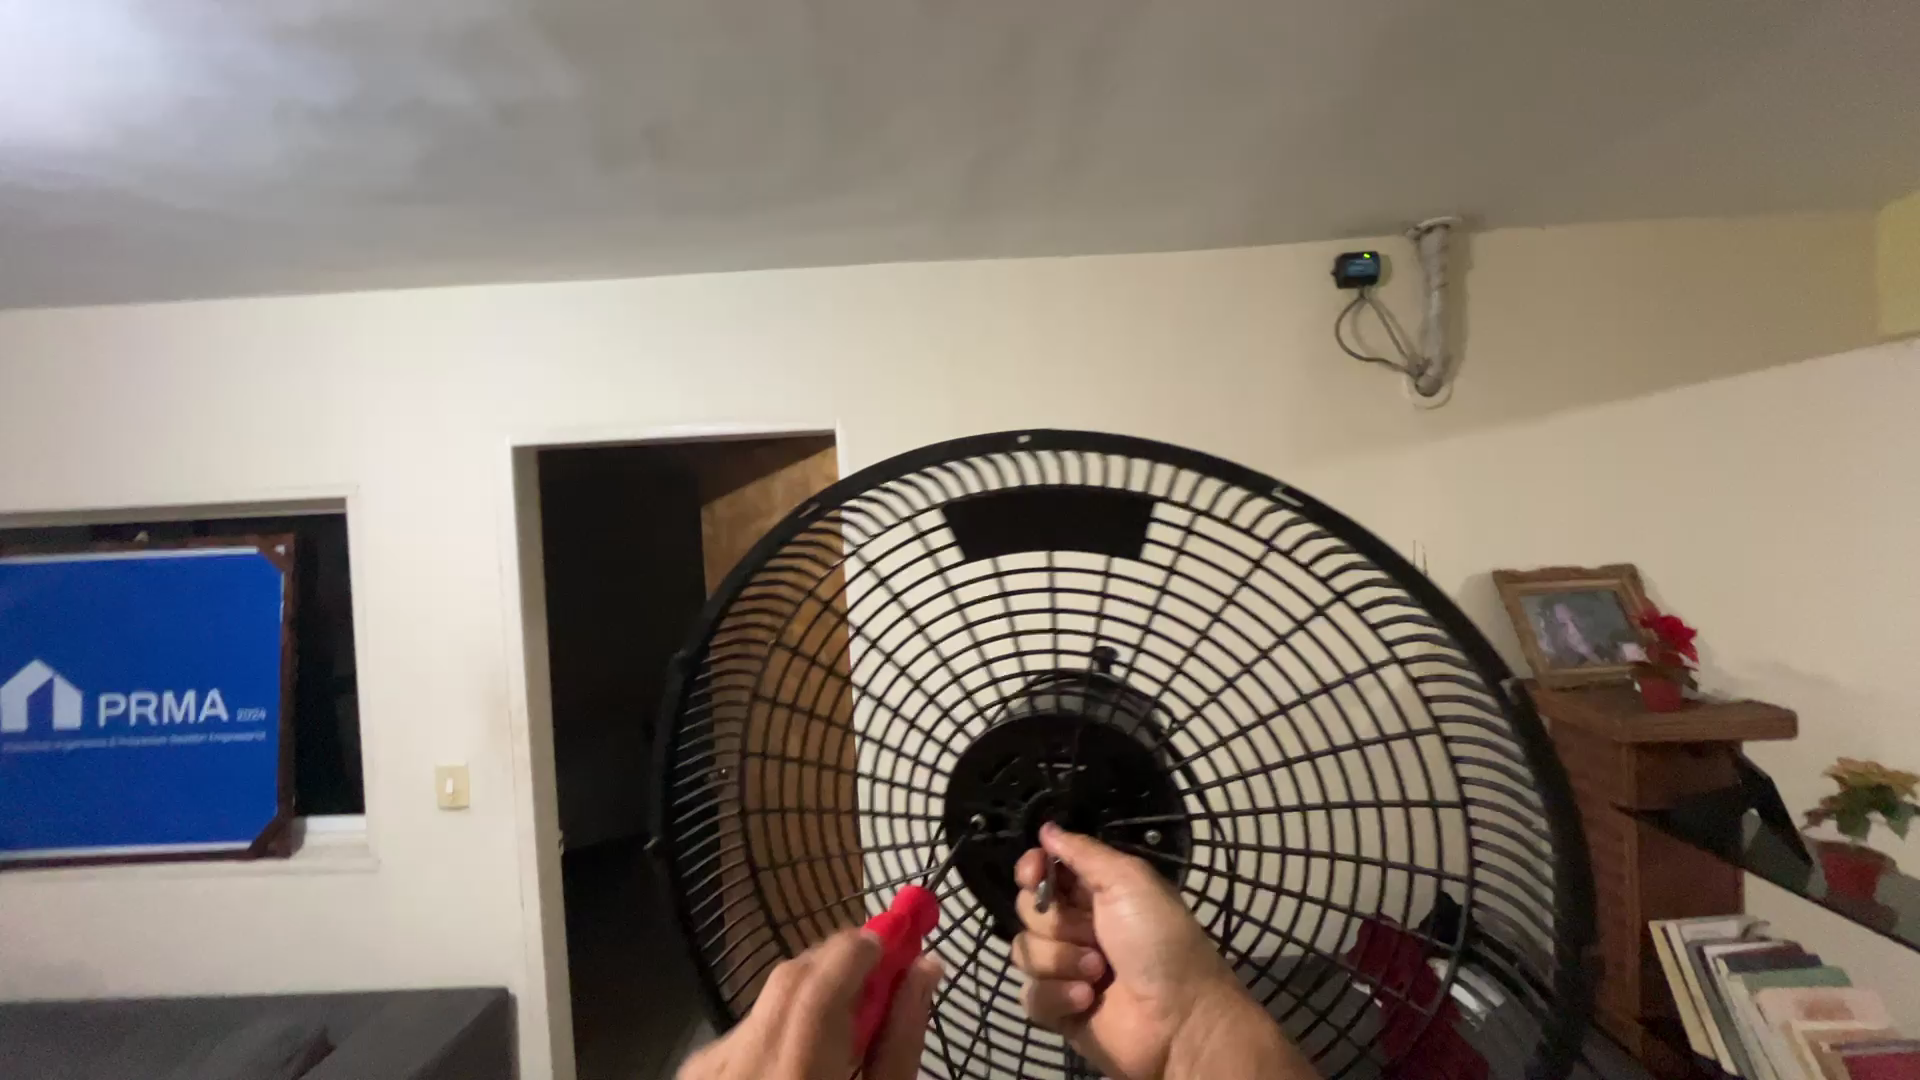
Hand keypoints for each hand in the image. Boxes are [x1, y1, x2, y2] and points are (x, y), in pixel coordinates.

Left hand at [677, 928, 941, 1079]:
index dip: (864, 946)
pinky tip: (796, 1066)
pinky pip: (745, 1029)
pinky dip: (778, 1027)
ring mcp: (705, 1072)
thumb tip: (926, 966)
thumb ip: (902, 1039)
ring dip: (811, 997)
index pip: (824, 980)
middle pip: (792, 978)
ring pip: (768, 1000)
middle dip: (841, 963)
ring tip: (841, 1037)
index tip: (900, 938)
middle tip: (882, 976)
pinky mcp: (691, 1077)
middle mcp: (738, 1067)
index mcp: (795, 1079)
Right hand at [1013, 824, 1310, 1079]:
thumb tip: (1046, 827)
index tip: (1034, 873)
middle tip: (1092, 933)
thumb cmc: (1160, 940)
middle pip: (1026, 908)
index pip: (1041, 870)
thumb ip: (1082, 851)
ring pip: (1024, 950)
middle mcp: (1073, 925)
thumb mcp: (1129, 880)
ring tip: (1098, 972)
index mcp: (1090, 891)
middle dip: (1056, 922)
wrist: (1180, 1020)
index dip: (1031, 869)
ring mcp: (1062, 967)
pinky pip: (1030, 994)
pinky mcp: (1057, 1008)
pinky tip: (1087, 999)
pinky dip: (1058, 995)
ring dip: (1062, 960)